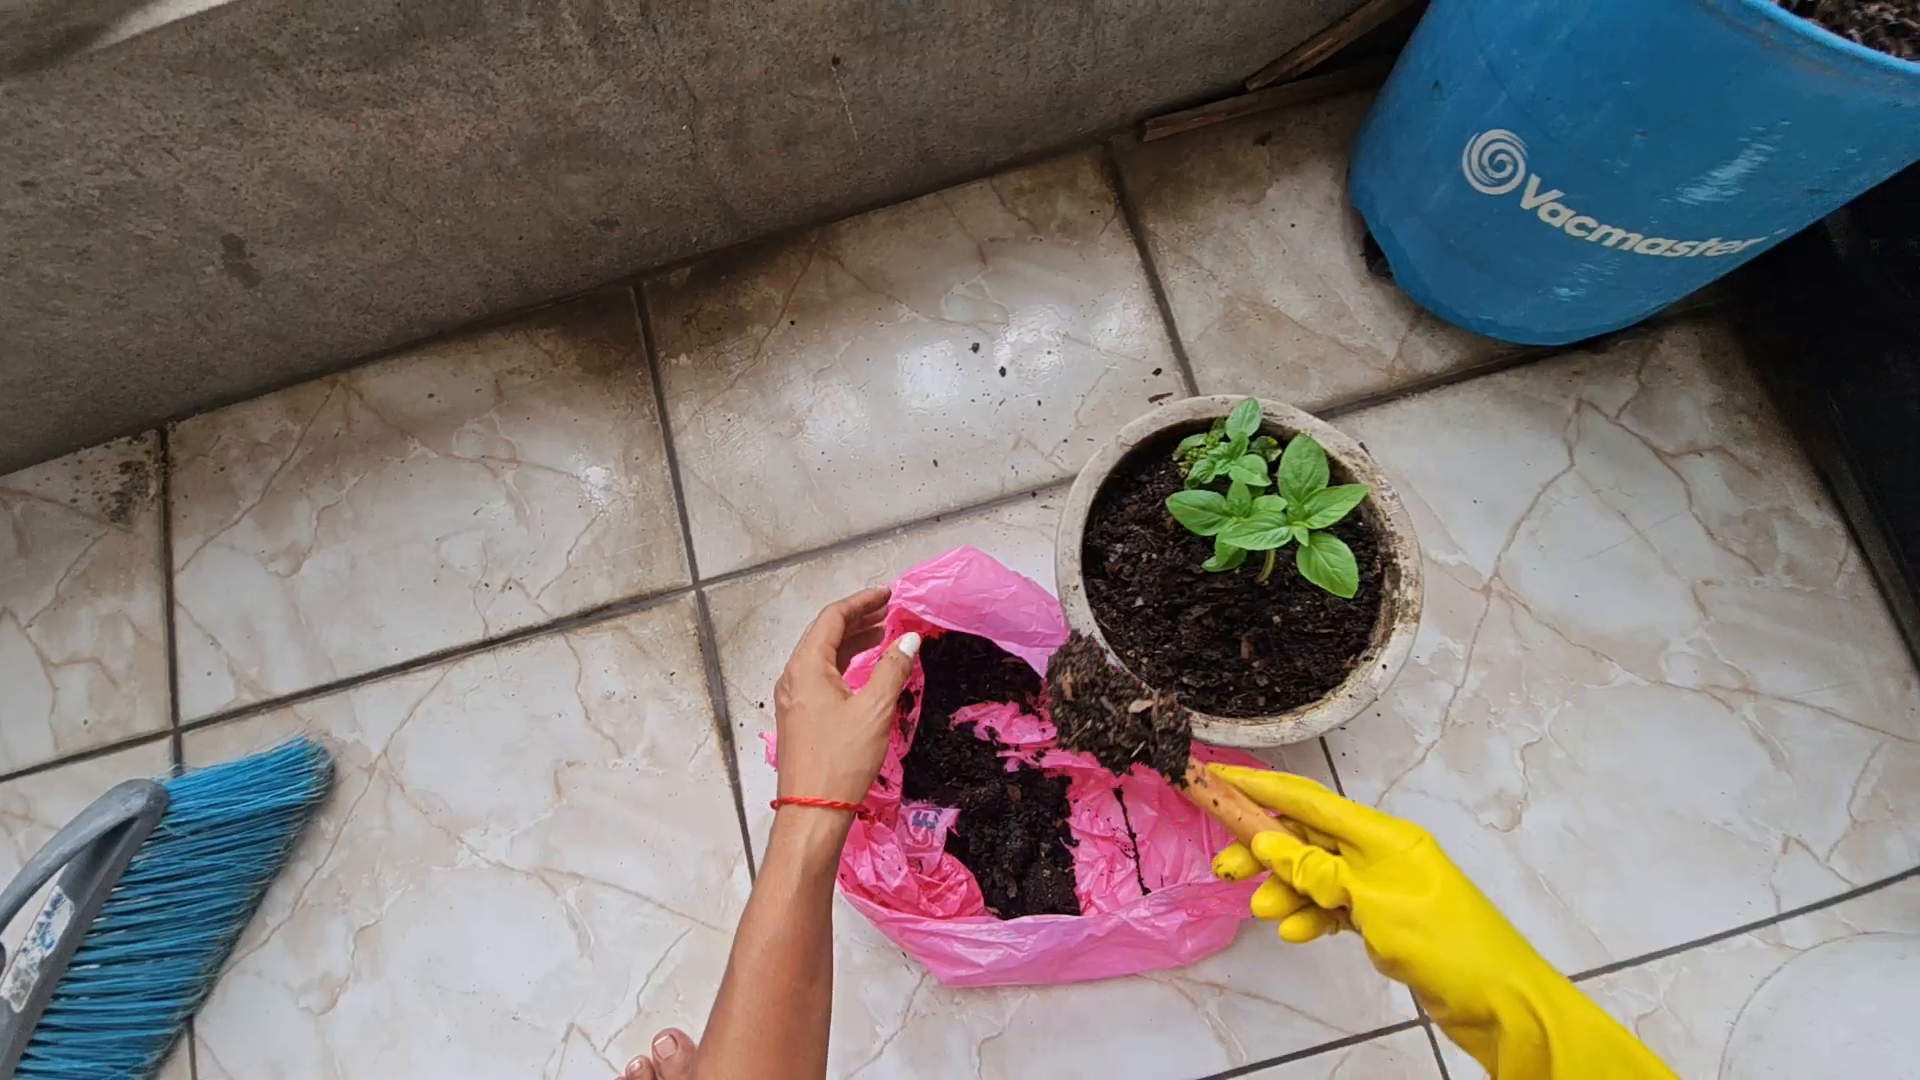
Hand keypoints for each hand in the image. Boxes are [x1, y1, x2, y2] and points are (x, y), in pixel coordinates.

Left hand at [773, 587, 919, 805]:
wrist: (812, 812)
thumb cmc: (842, 759)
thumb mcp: (875, 710)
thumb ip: (893, 669)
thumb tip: (908, 639)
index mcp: (806, 667)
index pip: (832, 618)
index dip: (862, 602)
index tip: (888, 594)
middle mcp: (794, 676)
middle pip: (825, 633)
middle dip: (858, 619)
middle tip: (890, 611)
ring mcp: (793, 696)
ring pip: (823, 655)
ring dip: (853, 641)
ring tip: (883, 633)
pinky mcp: (799, 714)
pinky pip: (822, 674)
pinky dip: (845, 663)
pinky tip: (865, 668)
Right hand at [1208, 766, 1676, 1078]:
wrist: (1507, 1009)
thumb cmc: (1444, 944)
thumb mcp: (1371, 903)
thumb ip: (1314, 871)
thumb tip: (1266, 842)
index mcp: (1380, 834)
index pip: (1306, 799)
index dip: (1258, 786)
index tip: (1218, 776)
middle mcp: (1377, 851)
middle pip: (1304, 838)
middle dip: (1263, 851)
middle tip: (1226, 869)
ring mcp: (1380, 885)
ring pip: (1314, 874)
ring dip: (1285, 890)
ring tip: (1263, 911)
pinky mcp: (1382, 917)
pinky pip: (1333, 905)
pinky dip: (1311, 914)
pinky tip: (1296, 931)